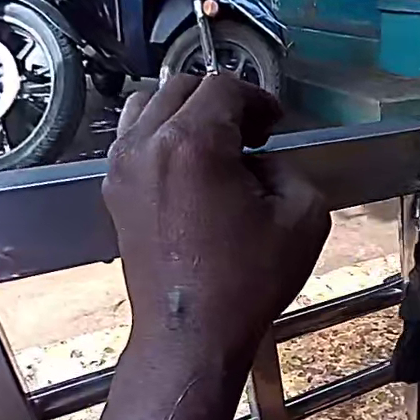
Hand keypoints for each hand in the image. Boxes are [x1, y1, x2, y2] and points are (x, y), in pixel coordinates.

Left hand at [105, 75, 329, 368]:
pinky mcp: (115, 193)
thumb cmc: (249, 280)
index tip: (276, 123)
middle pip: (183, 88)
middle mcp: (148, 144)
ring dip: (188, 114)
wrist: (192, 333)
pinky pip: (134, 140)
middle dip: (224, 103)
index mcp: (194, 143)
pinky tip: (190, 170)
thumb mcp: (304, 219)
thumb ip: (291, 170)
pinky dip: (162, 138)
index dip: (258, 97)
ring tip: (217, 146)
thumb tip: (262, 163)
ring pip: (149, 107)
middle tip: (253, 134)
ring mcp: (122, 168)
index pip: (224, 87)